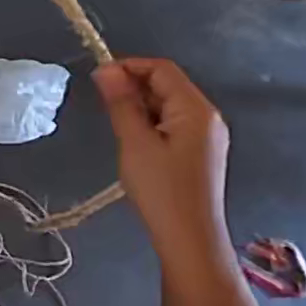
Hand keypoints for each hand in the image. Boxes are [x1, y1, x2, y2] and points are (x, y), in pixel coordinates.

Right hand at [93, 58, 229, 237]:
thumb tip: (106, 70)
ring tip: (114, 123)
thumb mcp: (134, 142)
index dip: (129, 66)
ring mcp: (207, 135)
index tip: (97, 78)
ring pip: (168, 105)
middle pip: (167, 85)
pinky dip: (150, 123)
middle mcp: (207, 116)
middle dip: (133, 86)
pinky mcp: (200, 152)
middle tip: (101, 103)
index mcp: (195, 108)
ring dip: (140, 106)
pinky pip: (173, 124)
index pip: (162, 69)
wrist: (189, 239)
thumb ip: (121, 103)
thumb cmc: (161, 189)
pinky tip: (133, 139)